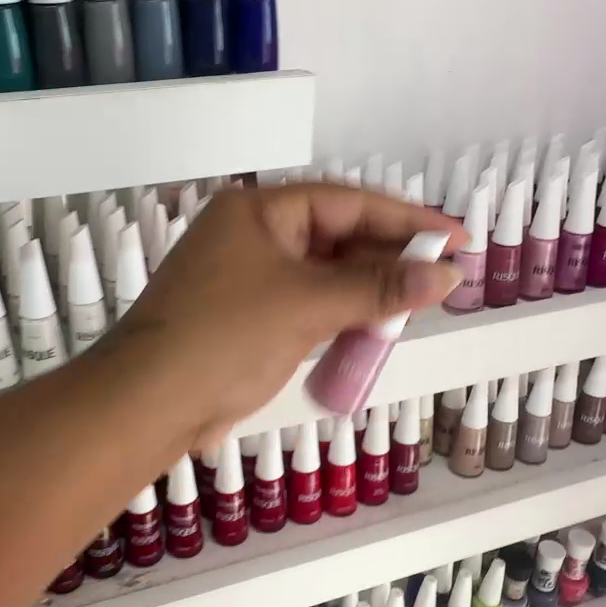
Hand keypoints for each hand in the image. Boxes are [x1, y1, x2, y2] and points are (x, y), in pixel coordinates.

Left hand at [101, 183, 464, 451]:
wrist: (149, 403)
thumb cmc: (226, 337)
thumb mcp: (307, 305)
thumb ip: (379, 288)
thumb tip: (447, 274)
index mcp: (258, 212)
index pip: (345, 203)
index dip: (405, 220)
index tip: (456, 237)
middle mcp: (252, 236)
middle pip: (336, 236)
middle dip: (388, 257)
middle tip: (445, 274)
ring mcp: (247, 279)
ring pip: (323, 274)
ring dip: (367, 289)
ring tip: (419, 302)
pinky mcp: (247, 318)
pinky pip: (307, 304)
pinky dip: (340, 315)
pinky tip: (374, 326)